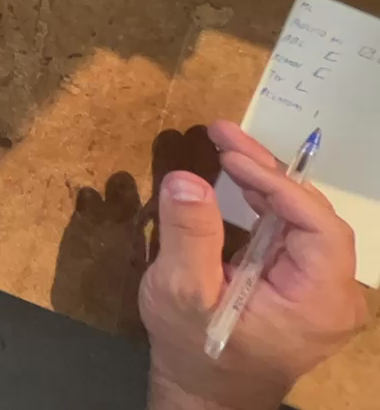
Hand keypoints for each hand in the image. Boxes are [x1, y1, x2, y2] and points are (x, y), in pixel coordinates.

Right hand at [139, 120, 367, 408]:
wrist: (206, 385)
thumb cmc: (196, 341)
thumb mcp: (182, 288)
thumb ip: (190, 234)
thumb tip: (188, 178)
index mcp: (320, 298)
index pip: (319, 227)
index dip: (277, 185)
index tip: (228, 153)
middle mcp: (332, 292)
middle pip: (315, 219)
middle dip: (269, 172)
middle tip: (221, 132)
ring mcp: (315, 289)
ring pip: (303, 223)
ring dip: (264, 181)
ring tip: (224, 147)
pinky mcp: (292, 284)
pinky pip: (287, 234)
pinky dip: (261, 201)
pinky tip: (235, 183)